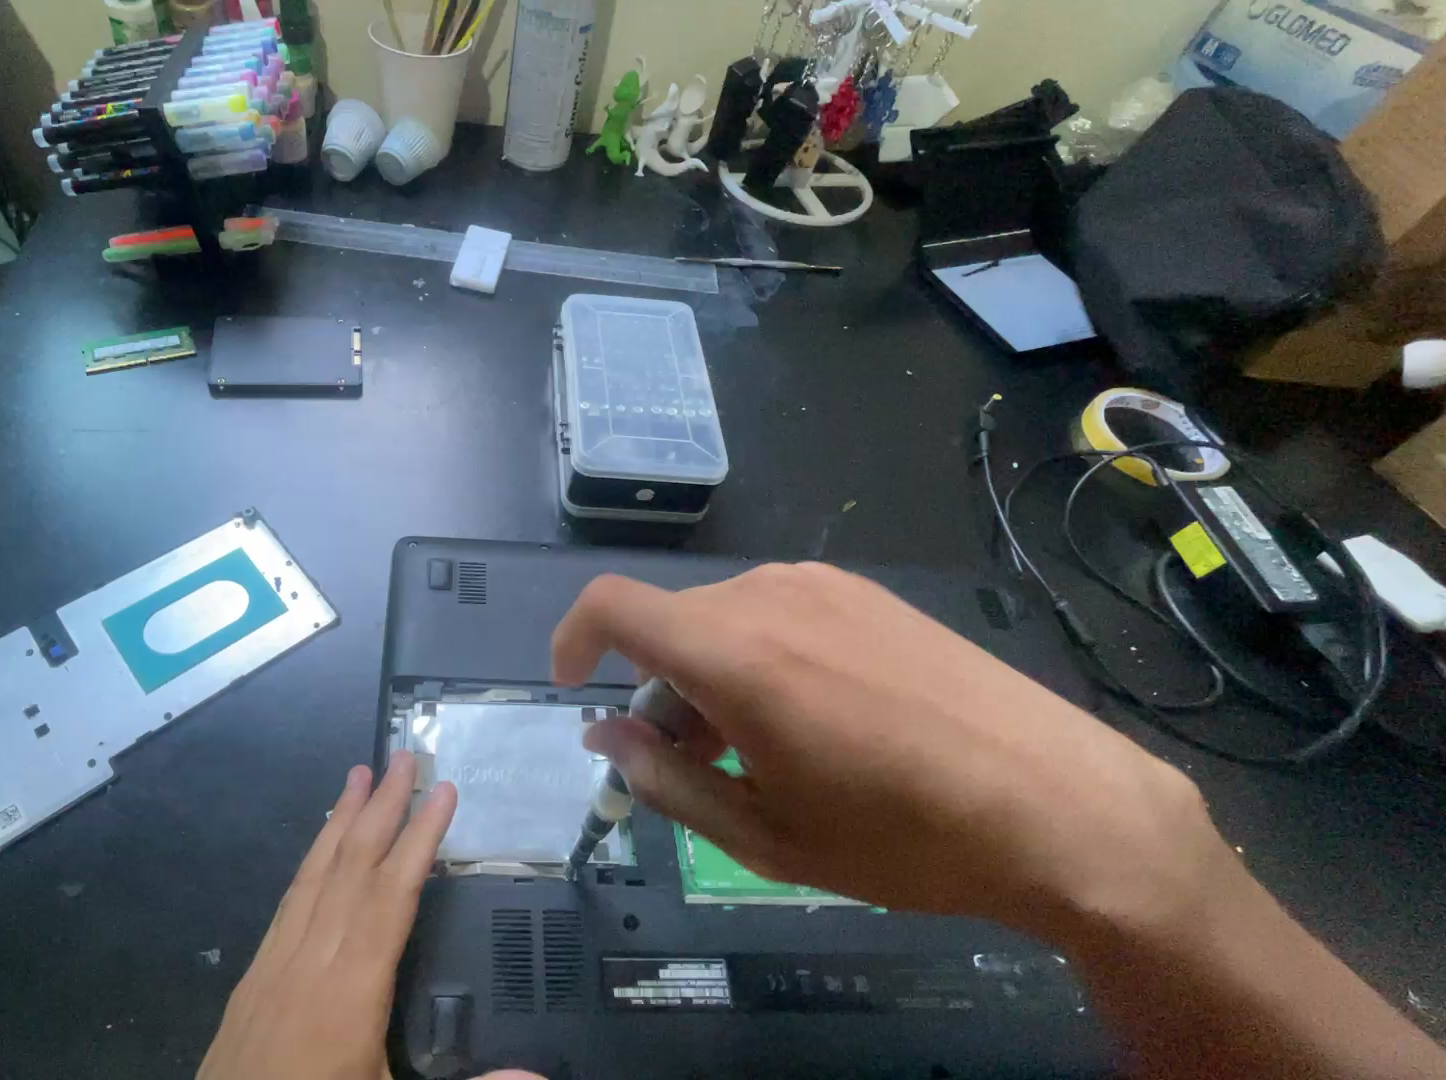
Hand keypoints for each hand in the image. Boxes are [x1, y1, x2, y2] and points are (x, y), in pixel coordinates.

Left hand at [197, 750, 458, 1079]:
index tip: (442, 792)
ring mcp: (274, 967)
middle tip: (404, 756)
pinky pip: (288, 902)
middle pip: (351, 866)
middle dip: (382, 806)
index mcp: (352, 992)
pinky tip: (319, 850)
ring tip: (358, 776)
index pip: (393, 893)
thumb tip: (540, 1074)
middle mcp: (310, 963)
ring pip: (314, 875)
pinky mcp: (253, 980)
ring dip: (340, 819)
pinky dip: (310, 862)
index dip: (421, 838)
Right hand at [552, 563, 1230, 945]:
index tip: (576, 689)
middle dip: (653, 685)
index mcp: (733, 652)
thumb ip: (663, 776)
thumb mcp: (760, 833)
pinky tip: (811, 714)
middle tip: (691, 760)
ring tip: (757, 745)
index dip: (572, 639)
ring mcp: (822, 585)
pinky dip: (754, 653)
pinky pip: (772, 610)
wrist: (1063, 806)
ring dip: (706, 671)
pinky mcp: (863, 591)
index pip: (611, 604)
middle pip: (667, 622)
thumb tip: (605, 733)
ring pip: (720, 617)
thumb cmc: (899, 836)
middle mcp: (768, 595)